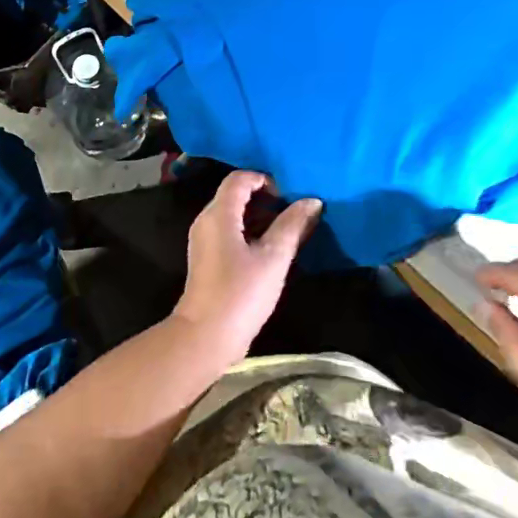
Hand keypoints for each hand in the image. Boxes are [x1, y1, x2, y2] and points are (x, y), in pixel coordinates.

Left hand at [171, 171, 320, 362]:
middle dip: (267, 199)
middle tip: (295, 212)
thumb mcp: (274, 257)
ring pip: (235, 216)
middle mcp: (207, 222)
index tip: (289, 196)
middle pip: (236, 196)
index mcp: (219, 214)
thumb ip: (293, 225)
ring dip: (262, 218)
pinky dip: (252, 234)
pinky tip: (273, 251)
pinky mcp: (209, 260)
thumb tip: (312, 201)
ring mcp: (205, 242)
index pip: (240, 179)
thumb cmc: (240, 293)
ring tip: (290, 230)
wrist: (204, 339)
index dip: (266, 180)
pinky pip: (231, 234)